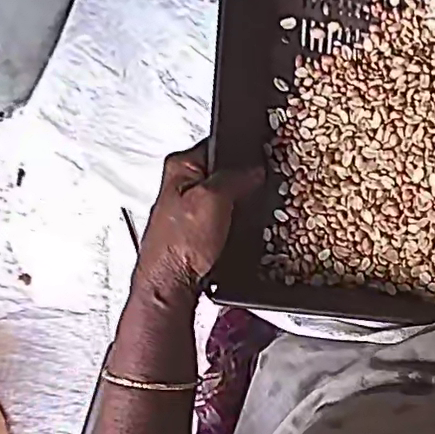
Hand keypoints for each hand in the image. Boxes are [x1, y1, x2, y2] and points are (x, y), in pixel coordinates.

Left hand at [135, 142, 263, 294]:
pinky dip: (239, 226)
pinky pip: (231, 220)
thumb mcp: (213, 199)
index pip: (221, 147)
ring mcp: (194, 209)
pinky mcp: (203, 230)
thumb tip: (254, 169)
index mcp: (181, 166)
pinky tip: (238, 235)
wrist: (171, 286)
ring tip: (245, 220)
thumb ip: (235, 177)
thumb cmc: (177, 246)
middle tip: (257, 193)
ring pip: (233, 199)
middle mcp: (185, 185)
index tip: (263, 163)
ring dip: (244, 209)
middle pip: (229, 174)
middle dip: (247, 184)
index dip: (244, 154)